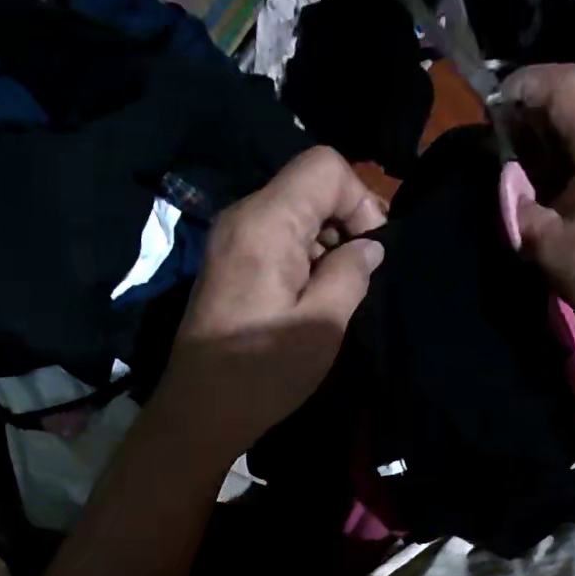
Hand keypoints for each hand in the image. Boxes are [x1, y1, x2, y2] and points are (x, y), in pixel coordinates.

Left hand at [156, 147, 386, 457]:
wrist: (201, 409)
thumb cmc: (264, 371)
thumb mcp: (321, 325)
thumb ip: (352, 274)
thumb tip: (370, 248)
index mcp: (267, 222)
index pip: (325, 166)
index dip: (360, 200)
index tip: (372, 252)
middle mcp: (244, 215)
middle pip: (309, 184)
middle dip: (347, 220)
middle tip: (364, 275)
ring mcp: (231, 237)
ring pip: (295, 211)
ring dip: (328, 242)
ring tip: (340, 292)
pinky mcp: (229, 261)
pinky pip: (278, 236)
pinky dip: (306, 255)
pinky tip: (314, 296)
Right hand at [501, 65, 574, 348]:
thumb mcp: (547, 243)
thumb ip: (519, 202)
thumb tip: (508, 180)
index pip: (565, 83)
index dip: (525, 85)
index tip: (494, 106)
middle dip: (536, 109)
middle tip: (501, 132)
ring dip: (554, 131)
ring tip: (521, 155)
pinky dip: (573, 149)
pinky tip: (551, 174)